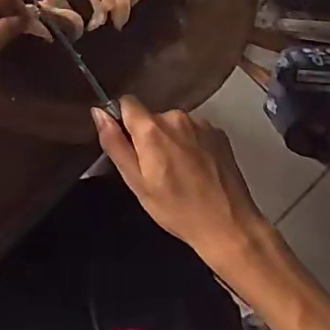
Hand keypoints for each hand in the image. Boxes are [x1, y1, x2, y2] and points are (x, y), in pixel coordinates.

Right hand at [94, 96, 285, 285]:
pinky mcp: (220, 134)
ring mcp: (201, 124)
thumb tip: (98, 112)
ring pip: (173, 125)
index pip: (127, 102)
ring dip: (172, 140)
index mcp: (151, 129)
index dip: (124, 121)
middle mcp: (176, 117)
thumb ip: (114, 143)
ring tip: (180, 172)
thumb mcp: (136, 182)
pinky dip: (192, 144)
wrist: (230, 227)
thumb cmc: (176, 209)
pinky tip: (198, 170)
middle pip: (151, 117)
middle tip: (157, 169)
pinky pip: (194, 131)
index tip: (130, 146)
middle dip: (149, 136)